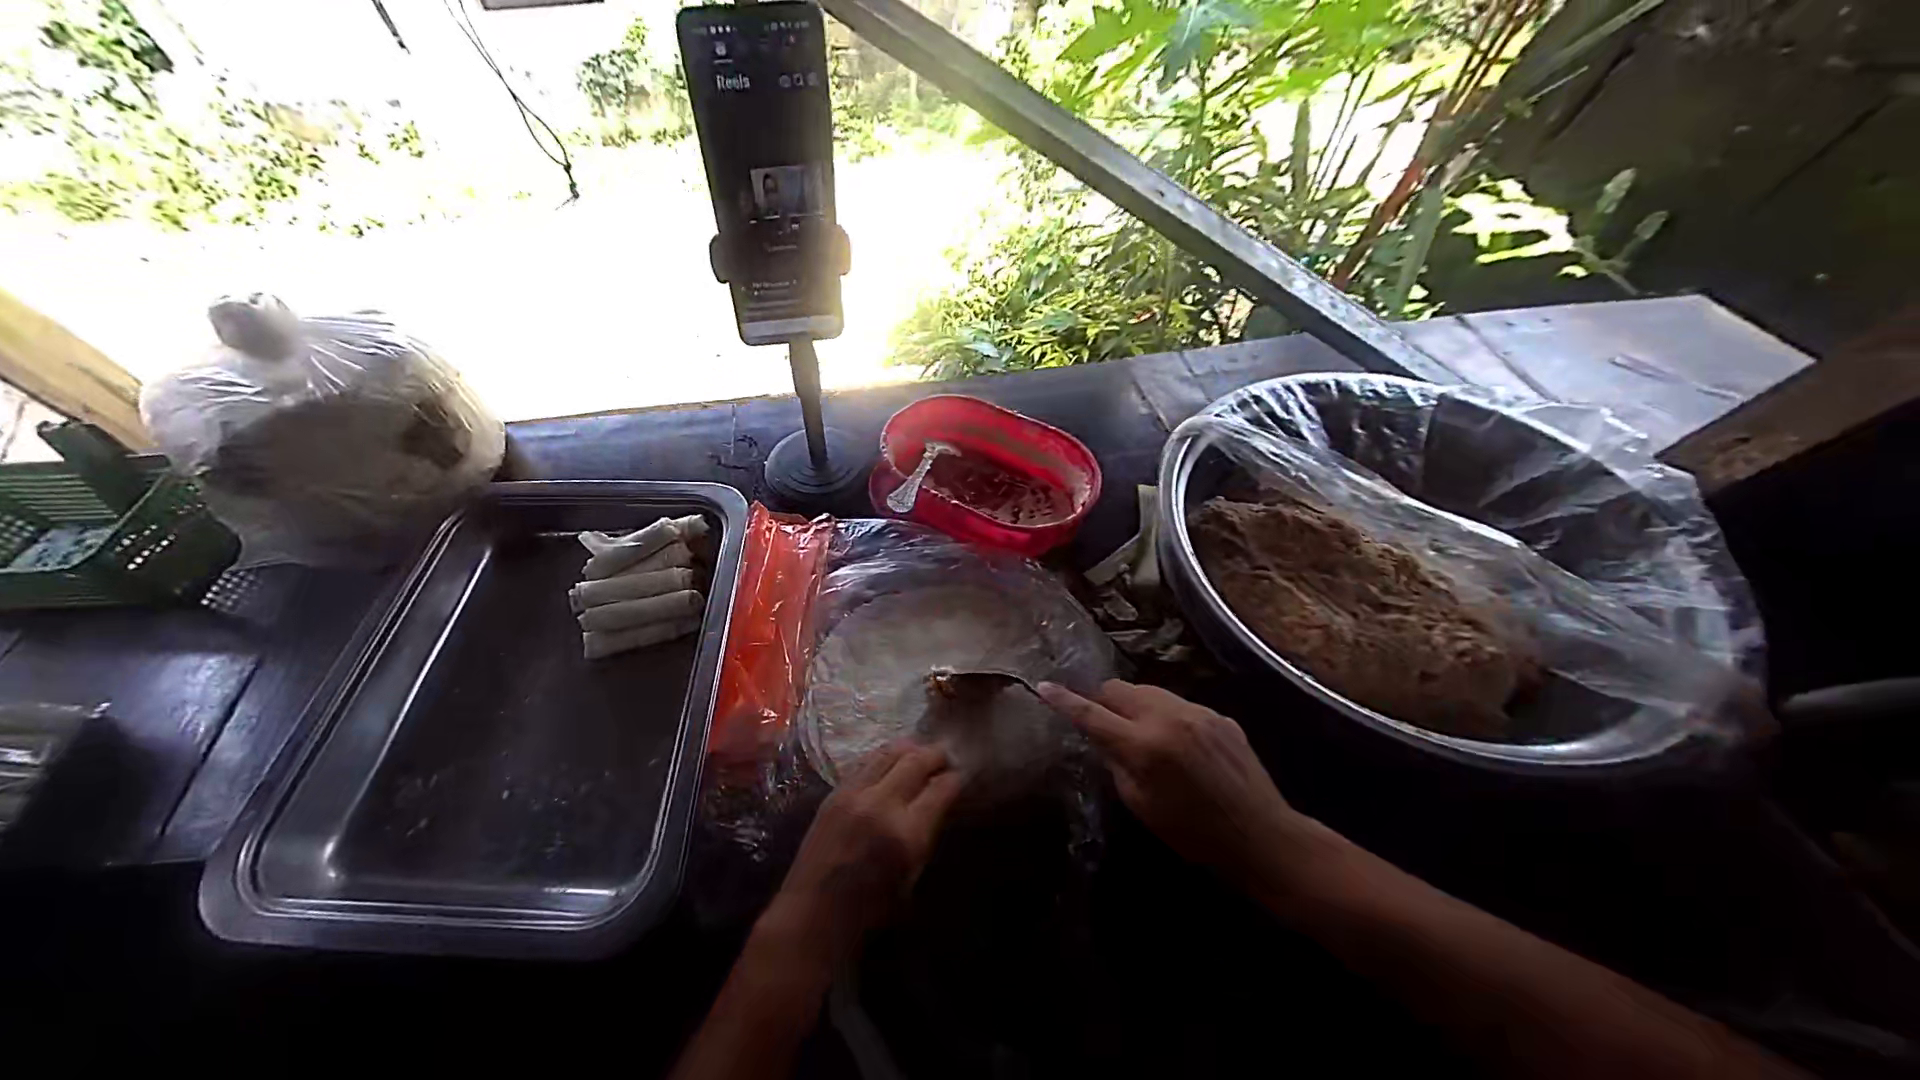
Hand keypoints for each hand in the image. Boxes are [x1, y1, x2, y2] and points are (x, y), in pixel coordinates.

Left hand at [761, 740, 965, 965]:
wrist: (812, 917)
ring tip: (920, 750)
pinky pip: (864, 763)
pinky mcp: (833, 794)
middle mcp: (881, 805)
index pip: (940, 789)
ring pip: (887, 753)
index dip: (956, 778)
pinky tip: (890, 760)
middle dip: (936, 754)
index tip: (963, 775)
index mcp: (907, 834)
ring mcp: (853, 795)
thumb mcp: (912, 877)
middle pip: (916, 760)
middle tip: (946, 755)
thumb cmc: (870, 912)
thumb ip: (927, 835)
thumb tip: (939, 805)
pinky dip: (882, 756)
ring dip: (909, 748)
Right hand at [1038, 680, 1308, 888]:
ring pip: (1149, 691)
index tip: (1045, 686)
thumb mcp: (1141, 804)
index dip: (1065, 700)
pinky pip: (1179, 704)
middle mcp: (1168, 718)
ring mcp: (1197, 712)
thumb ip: (1116, 763)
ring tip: (1140, 732)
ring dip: (1134, 705)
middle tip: (1101, 719)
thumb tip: (1102, 737)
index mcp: (1144, 746)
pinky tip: (1178, 744)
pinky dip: (1166, 716)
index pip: (1092, 715)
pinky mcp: (1218, 715)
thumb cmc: (1193, 833)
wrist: (1261, 835)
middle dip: (1103, 699)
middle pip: (1119, 688)